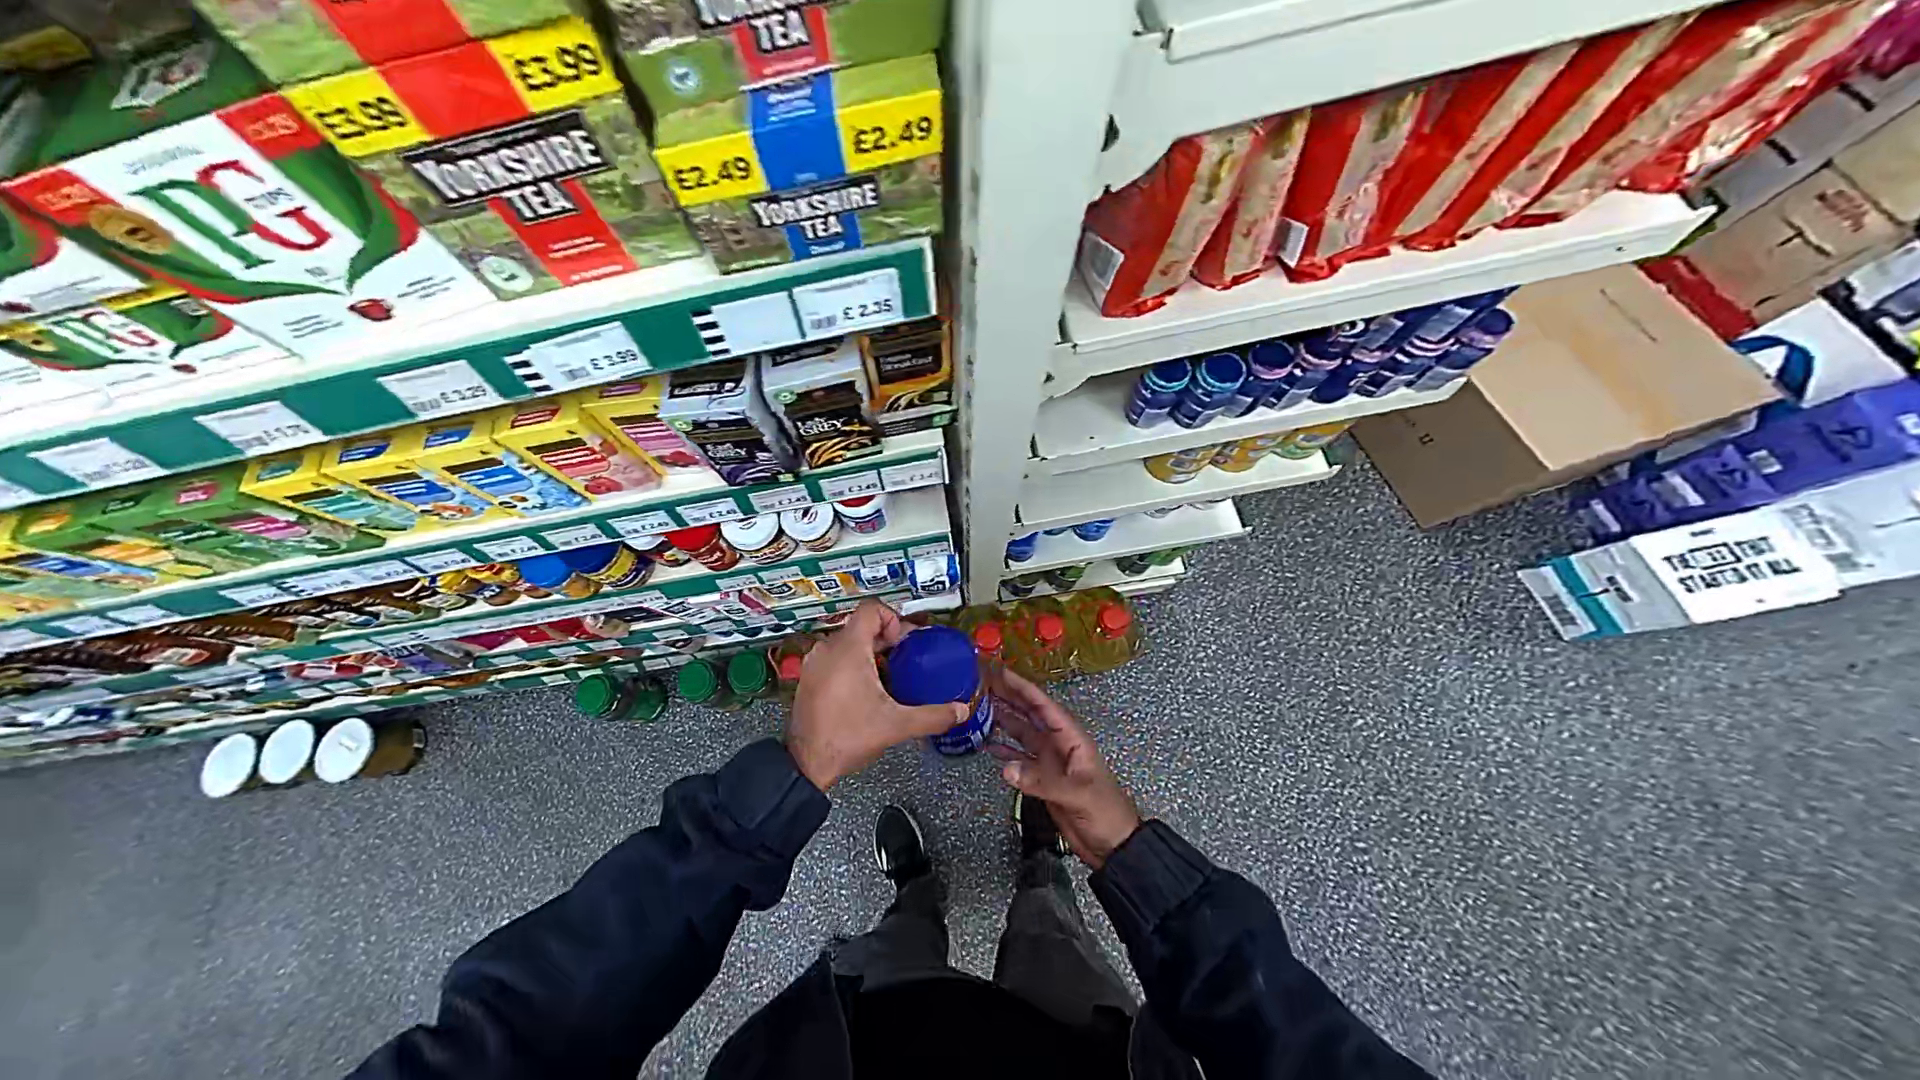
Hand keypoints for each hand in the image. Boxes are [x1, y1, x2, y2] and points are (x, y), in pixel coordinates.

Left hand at [787, 599, 966, 790]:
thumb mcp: (896, 725)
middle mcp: (827, 650)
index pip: (871, 609)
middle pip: (862, 626)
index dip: (893, 619)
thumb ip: (932, 716)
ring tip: (888, 676)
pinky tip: (867, 690)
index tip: (902, 642)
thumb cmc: (844, 738)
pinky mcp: (809, 678)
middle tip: (903, 660)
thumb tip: (958, 711)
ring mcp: (815, 663)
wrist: (806, 763)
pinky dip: (853, 665)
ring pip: (848, 642)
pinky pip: (835, 658)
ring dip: (870, 653)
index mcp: (848, 649)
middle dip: (886, 640)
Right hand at [986, 666, 1141, 868]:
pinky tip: (989, 744)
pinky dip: (1005, 750)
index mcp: (1072, 738)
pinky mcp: (1043, 779)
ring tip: (980, 707)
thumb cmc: (1105, 813)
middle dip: (1008, 697)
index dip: (1022, 687)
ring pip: (1022, 733)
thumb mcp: (1077, 794)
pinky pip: (1020, 758)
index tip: (1001, 673)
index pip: (1043, 706)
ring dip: (1003, 720)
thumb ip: (1042, 781)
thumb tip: (1007, 769)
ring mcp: (1050, 761)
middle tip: (983, 683)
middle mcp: (1058, 744)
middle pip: (1030, 714)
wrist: (1113, 845)